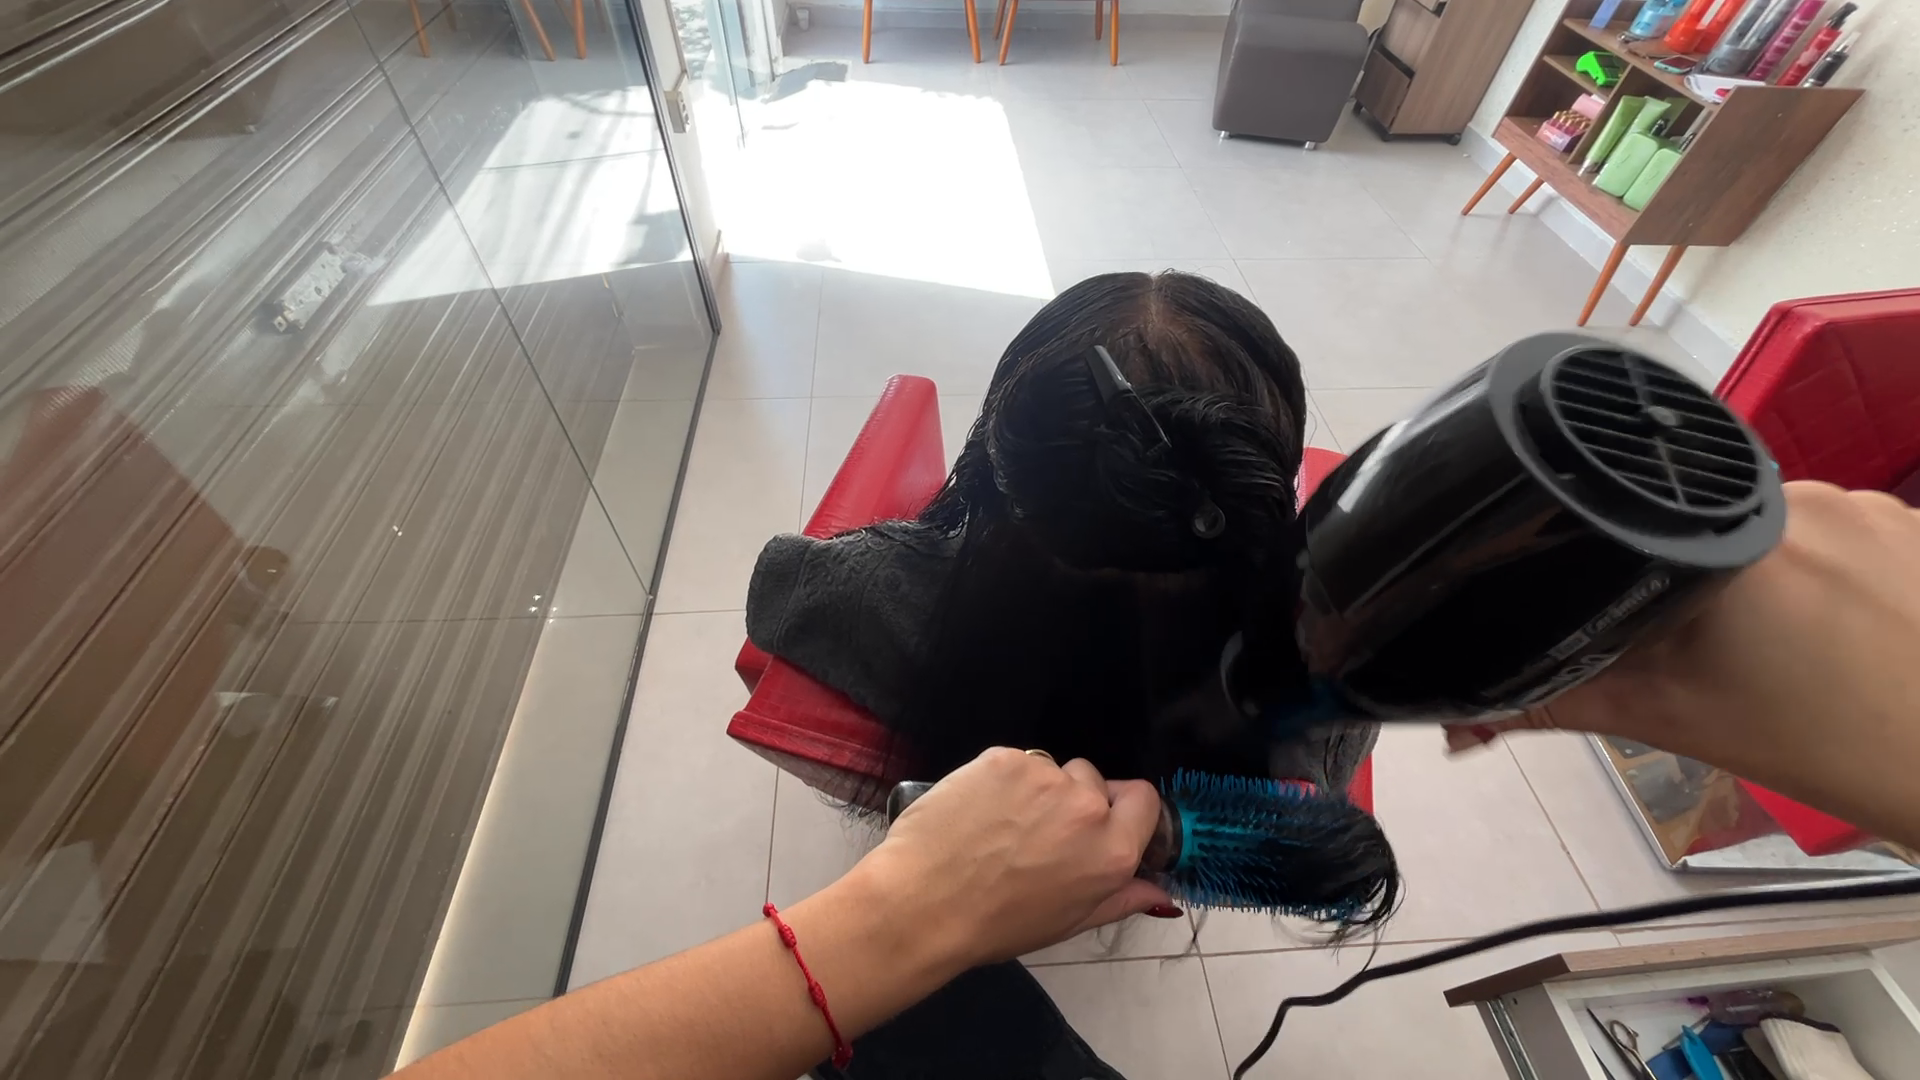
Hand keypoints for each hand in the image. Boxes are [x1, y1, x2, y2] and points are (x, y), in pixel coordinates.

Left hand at [849, 748, 1172, 970]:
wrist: (924, 901)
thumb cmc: (997, 924)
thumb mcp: (1069, 921)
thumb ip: (1121, 897)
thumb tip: (1161, 890)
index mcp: (1111, 850)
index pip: (1144, 798)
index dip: (1124, 808)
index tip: (1102, 821)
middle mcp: (1085, 806)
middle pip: (1095, 779)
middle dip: (1074, 798)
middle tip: (1038, 831)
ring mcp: (1043, 775)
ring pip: (1052, 768)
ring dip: (1037, 788)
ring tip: (1003, 822)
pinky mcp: (1004, 757)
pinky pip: (1016, 761)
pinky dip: (1003, 779)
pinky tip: (981, 808)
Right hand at [1447, 482, 1919, 846]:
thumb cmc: (1825, 746)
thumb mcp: (1658, 717)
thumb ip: (1544, 704)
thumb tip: (1453, 724)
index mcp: (1728, 541)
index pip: (1616, 518)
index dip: (1599, 558)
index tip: (1613, 604)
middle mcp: (1805, 500)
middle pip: (1684, 521)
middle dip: (1672, 571)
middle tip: (1685, 636)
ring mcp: (1876, 504)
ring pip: (1753, 523)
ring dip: (1740, 566)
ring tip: (1759, 632)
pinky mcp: (1919, 522)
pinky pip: (1822, 525)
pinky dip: (1805, 565)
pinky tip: (1821, 620)